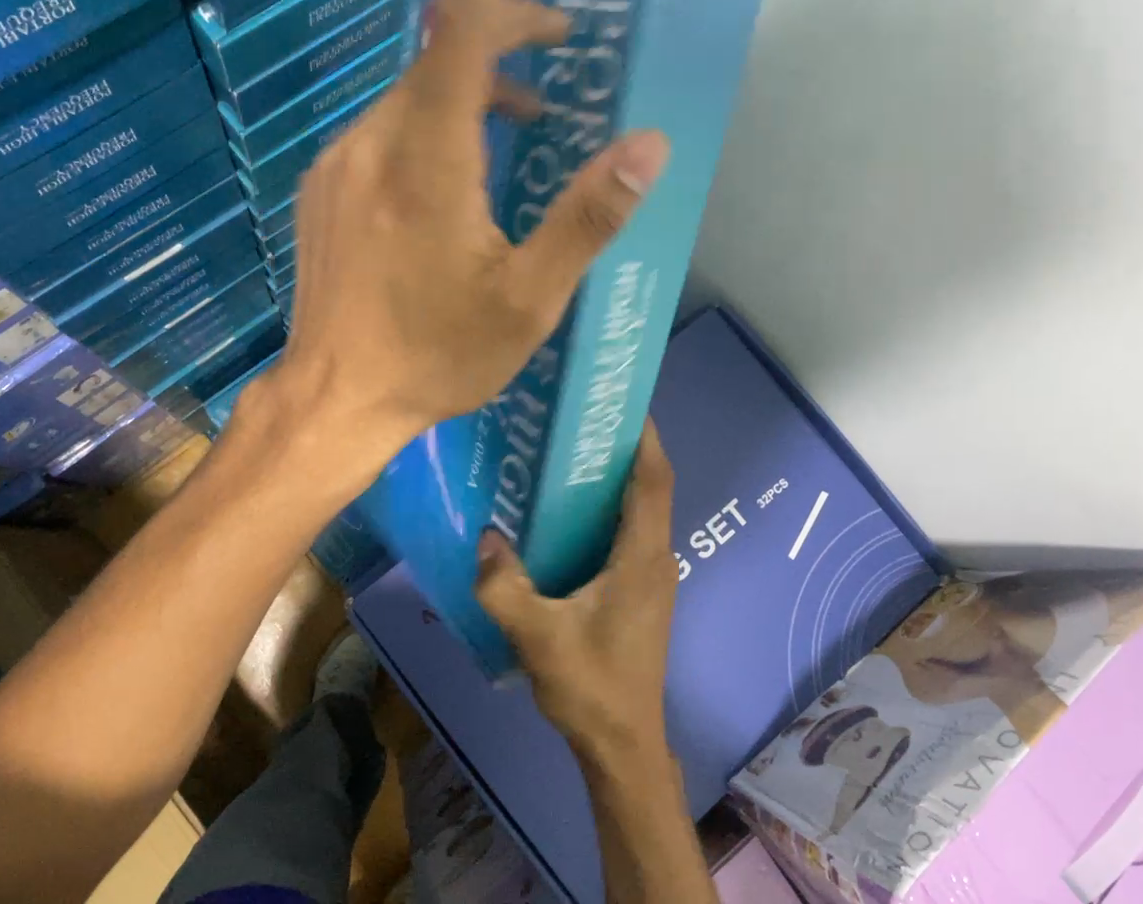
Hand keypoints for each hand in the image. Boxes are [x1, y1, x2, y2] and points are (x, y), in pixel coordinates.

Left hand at [266, 0, 673, 478]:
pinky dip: (431, 119)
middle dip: (504, 32)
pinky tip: (457, 164)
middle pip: (439, 52)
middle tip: (559, 48)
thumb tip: (649, 146)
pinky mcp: (325, 186)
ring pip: (410, 91)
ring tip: (525, 118)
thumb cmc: (437, 356)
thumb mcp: (529, 300)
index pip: (463, 31)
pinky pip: (384, 126)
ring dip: (470, 84)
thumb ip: (588, 216)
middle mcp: (375, 143)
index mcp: (428, 163)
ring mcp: (340, 163)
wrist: (335, 397)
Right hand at [473, 420, 678, 755]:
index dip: (642, 435)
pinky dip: (602, 511)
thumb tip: (486, 535)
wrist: (622, 743)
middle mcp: (656, 557)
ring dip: (609, 479)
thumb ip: (505, 586)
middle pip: (647, 486)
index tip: (616, 399)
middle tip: (571, 419)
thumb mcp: (537, 635)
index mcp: (643, 557)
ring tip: (561, 455)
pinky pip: (625, 533)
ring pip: (636, 510)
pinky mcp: (638, 592)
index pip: (653, 479)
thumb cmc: (589, 686)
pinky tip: (559, 515)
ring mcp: (650, 576)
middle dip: (618, 447)